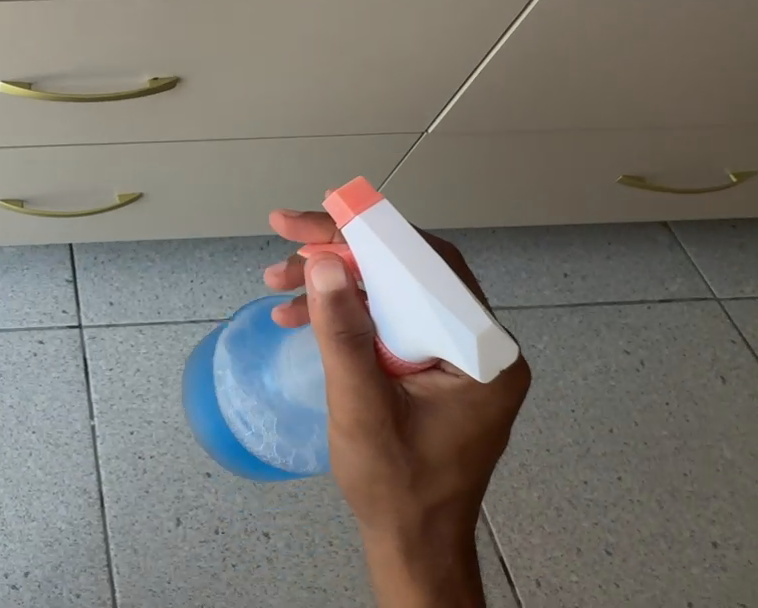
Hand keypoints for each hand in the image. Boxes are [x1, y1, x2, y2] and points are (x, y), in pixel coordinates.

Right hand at [263, 210, 530, 607]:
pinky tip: (296, 315)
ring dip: (330, 281)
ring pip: (388, 290)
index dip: (374, 233)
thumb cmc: (397, 486)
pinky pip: (382, 318)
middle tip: (285, 234)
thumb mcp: (362, 409)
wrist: (411, 545)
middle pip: (406, 271)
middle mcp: (475, 346)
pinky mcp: (426, 366)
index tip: (322, 212)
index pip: (430, 268)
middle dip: (341, 250)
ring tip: (275, 280)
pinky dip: (338, 311)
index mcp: (483, 354)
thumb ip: (344, 335)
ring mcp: (450, 355)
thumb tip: (326, 265)